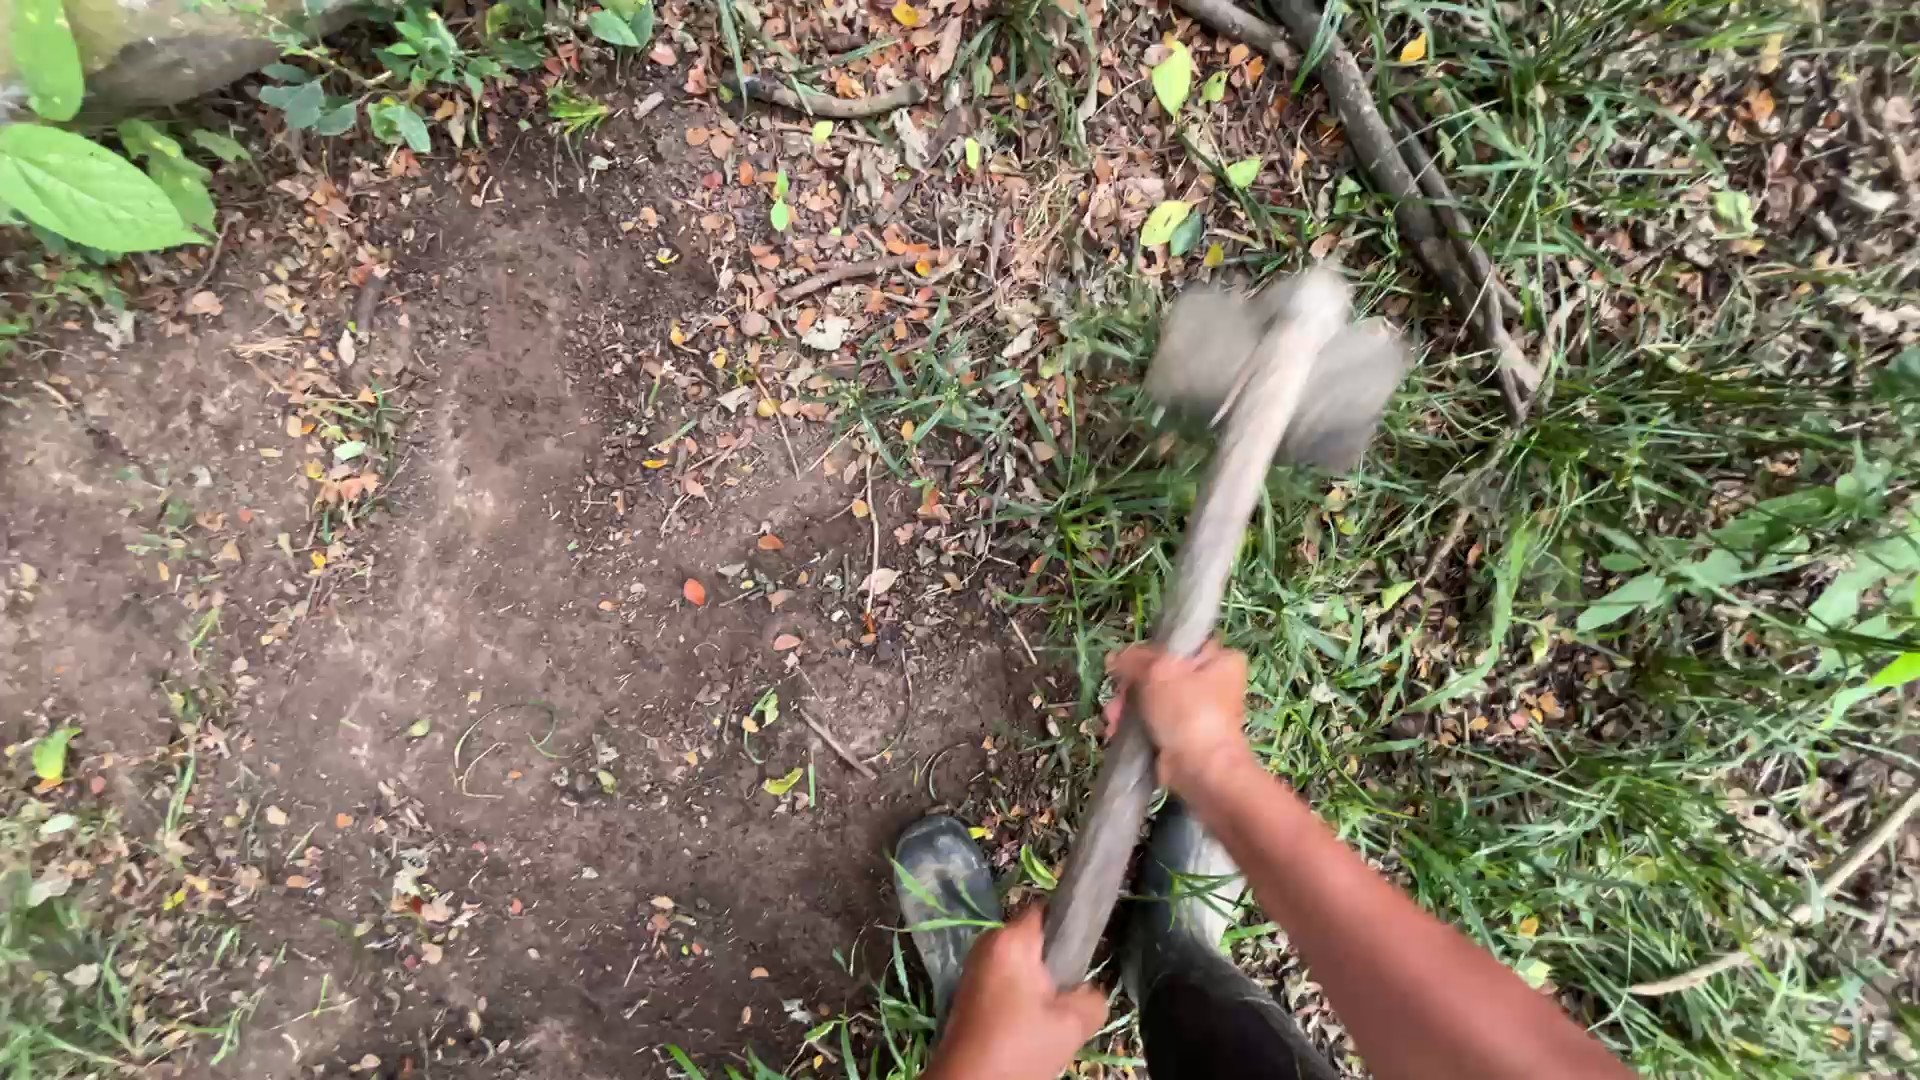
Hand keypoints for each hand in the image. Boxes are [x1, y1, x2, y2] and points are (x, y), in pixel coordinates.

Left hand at [925, 906, 1106, 1079]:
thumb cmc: (1017, 1047)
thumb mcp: (1069, 1027)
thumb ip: (1091, 999)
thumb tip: (1091, 990)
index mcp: (1010, 940)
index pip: (1047, 909)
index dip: (1070, 921)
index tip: (1089, 944)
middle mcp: (989, 941)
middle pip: (1034, 937)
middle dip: (1055, 960)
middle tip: (1072, 989)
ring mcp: (975, 963)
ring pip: (1020, 960)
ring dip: (1038, 980)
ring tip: (1052, 1010)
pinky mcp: (969, 986)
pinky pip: (1005, 976)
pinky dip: (1020, 992)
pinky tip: (1029, 1021)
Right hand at [1104, 641, 1258, 797]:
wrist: (1202, 771)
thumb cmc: (1188, 711)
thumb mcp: (1157, 671)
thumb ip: (1133, 658)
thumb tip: (1114, 658)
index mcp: (1219, 659)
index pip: (1178, 644)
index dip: (1150, 652)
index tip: (1129, 664)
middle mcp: (1213, 683)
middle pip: (1159, 673)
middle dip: (1131, 686)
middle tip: (1119, 697)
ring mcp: (1198, 711)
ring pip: (1151, 698)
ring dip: (1127, 708)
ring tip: (1114, 719)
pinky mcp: (1183, 735)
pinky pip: (1152, 721)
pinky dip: (1133, 726)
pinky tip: (1117, 731)